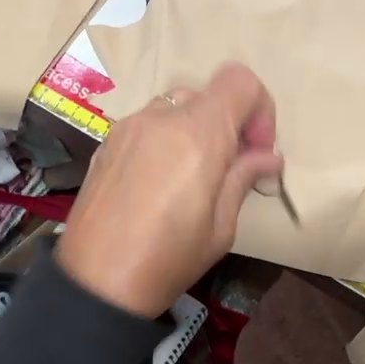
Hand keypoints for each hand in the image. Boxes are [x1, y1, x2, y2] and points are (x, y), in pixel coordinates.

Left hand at [56, 63, 282, 317]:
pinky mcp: (107, 143)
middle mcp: (161, 118)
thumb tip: (267, 157)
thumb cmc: (168, 260)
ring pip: (176, 108)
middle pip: (209, 94)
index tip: (257, 151)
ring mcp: (129, 127)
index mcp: (197, 135)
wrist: (97, 282)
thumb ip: (242, 179)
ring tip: (194, 179)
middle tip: (231, 170)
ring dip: (196, 132)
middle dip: (229, 124)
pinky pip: (149, 126)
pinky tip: (161, 186)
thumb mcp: (221, 227)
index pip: (240, 81)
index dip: (260, 109)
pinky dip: (166, 141)